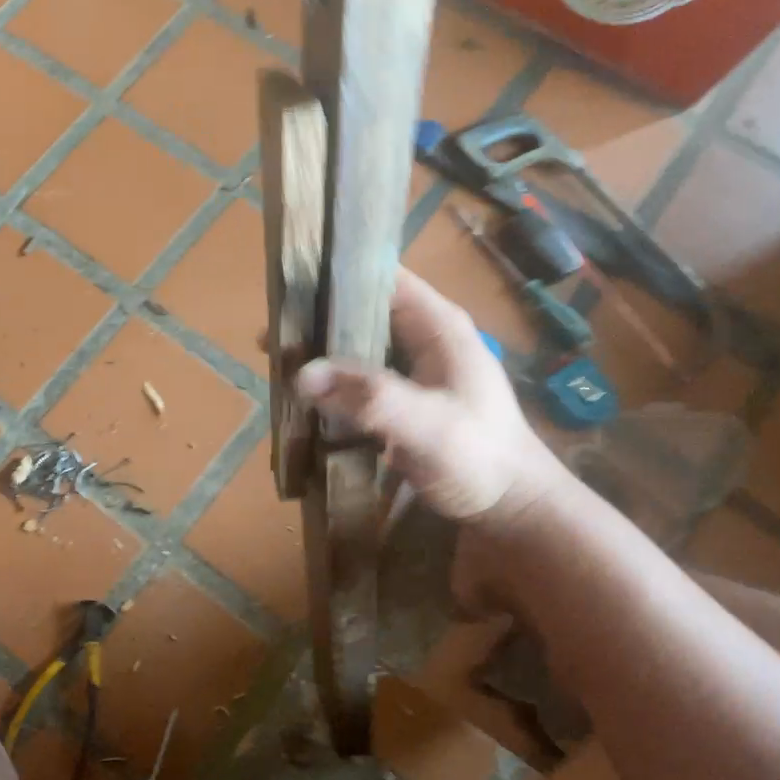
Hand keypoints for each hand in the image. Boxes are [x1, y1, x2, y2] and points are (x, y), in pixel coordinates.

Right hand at [292, 269, 566, 527]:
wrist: (510, 507)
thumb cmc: (479, 459)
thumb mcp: (428, 426)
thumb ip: (371, 397)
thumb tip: (301, 374)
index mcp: (437, 327)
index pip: (383, 277)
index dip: (339, 272)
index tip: (291, 281)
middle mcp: (420, 339)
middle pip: (360, 311)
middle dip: (316, 318)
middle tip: (269, 336)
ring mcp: (408, 371)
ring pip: (353, 347)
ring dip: (317, 354)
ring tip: (272, 362)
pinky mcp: (397, 400)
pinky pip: (353, 381)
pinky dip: (326, 385)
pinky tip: (297, 397)